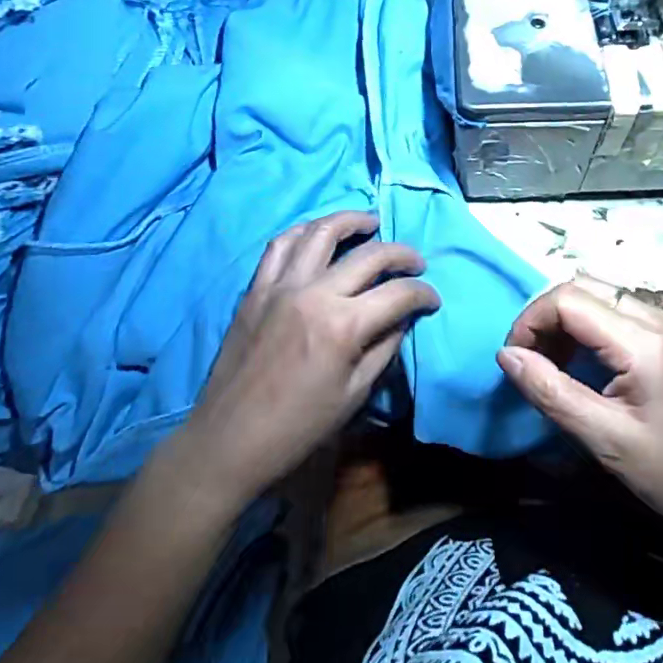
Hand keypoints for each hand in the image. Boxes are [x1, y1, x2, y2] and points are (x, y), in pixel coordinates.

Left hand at [174, 211, 438, 500]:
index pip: (398, 293)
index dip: (423, 293)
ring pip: (321, 232)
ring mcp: (280, 287)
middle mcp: (314, 294)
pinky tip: (319, 234)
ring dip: (352, 221)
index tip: (433, 299)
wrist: (229, 440)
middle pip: (369, 254)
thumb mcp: (355, 393)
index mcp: (343, 326)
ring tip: (371, 222)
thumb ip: (384, 346)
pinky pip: (280, 245)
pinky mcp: (255, 289)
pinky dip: (305, 232)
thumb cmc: (298, 426)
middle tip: (415, 262)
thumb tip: (402, 317)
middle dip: (402, 254)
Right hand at [496, 282, 662, 544]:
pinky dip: (584, 327)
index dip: (531, 322)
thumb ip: (552, 392)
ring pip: (597, 295)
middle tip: (528, 361)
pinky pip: (613, 312)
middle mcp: (656, 317)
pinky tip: (576, 363)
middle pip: (582, 287)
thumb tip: (506, 355)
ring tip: (547, 364)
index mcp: (643, 341)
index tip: (514, 360)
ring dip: (563, 321)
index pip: (569, 300)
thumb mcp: (605, 439)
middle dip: (545, 317)